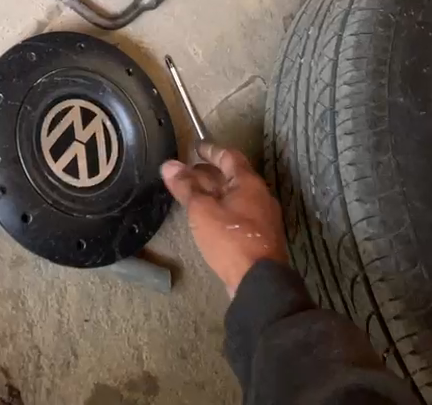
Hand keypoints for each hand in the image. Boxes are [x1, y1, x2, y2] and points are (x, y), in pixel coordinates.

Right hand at [161, 144, 286, 295]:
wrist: (259, 284)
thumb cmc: (230, 239)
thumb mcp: (201, 210)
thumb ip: (185, 186)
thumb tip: (169, 165)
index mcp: (249, 183)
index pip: (229, 156)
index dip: (211, 150)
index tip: (196, 147)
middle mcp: (260, 196)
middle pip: (232, 176)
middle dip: (208, 173)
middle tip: (186, 172)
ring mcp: (262, 218)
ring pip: (235, 196)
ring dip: (213, 192)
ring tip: (191, 194)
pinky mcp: (260, 237)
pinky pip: (238, 213)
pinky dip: (221, 208)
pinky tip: (207, 218)